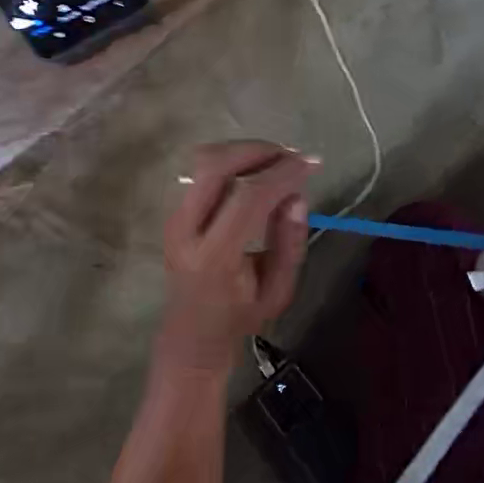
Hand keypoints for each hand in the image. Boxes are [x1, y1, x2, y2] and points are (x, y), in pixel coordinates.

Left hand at [157, 142, 317, 377]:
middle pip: (215, 167)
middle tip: (291, 155)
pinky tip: (256, 168)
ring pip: (203, 161)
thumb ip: (289, 244)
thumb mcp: (278, 291)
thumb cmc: (240, 316)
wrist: (192, 332)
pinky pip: (200, 170)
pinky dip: (231, 160)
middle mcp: (185, 231)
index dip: (281, 175)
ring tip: (277, 160)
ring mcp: (173, 217)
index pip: (247, 199)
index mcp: (214, 258)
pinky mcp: (173, 210)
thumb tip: (296, 197)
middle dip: (258, 151)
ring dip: (243, 151)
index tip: (310, 164)